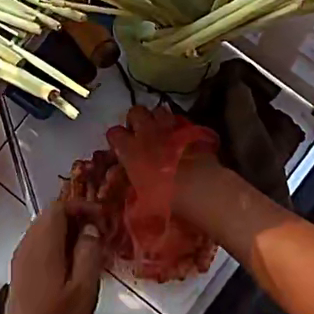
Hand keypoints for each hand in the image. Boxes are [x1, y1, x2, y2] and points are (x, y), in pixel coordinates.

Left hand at [4, 200, 104, 313]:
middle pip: (50, 216)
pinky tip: (74, 266)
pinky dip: (58, 245)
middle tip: (101, 235)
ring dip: (68, 232)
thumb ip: (89, 251)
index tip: (103, 221)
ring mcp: (20, 258)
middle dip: (77, 218)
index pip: (59, 207)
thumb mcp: (84, 287)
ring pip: (44, 230)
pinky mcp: (20, 271)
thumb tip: (90, 229)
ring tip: (92, 250)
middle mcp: (27, 245)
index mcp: (42, 245)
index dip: (83, 207)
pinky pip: (40, 245)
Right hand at [105, 105, 220, 219]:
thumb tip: (126, 189)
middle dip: (136, 119)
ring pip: (159, 111)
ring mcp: (170, 128)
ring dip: (158, 118)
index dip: (115, 139)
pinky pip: (181, 121)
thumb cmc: (164, 198)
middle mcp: (148, 133)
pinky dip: (179, 126)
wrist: (198, 188)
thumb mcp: (140, 202)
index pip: (114, 134)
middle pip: (136, 112)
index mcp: (130, 149)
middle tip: (139, 131)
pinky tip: (181, 136)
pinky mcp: (191, 129)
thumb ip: (130, 192)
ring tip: (161, 130)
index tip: (118, 145)